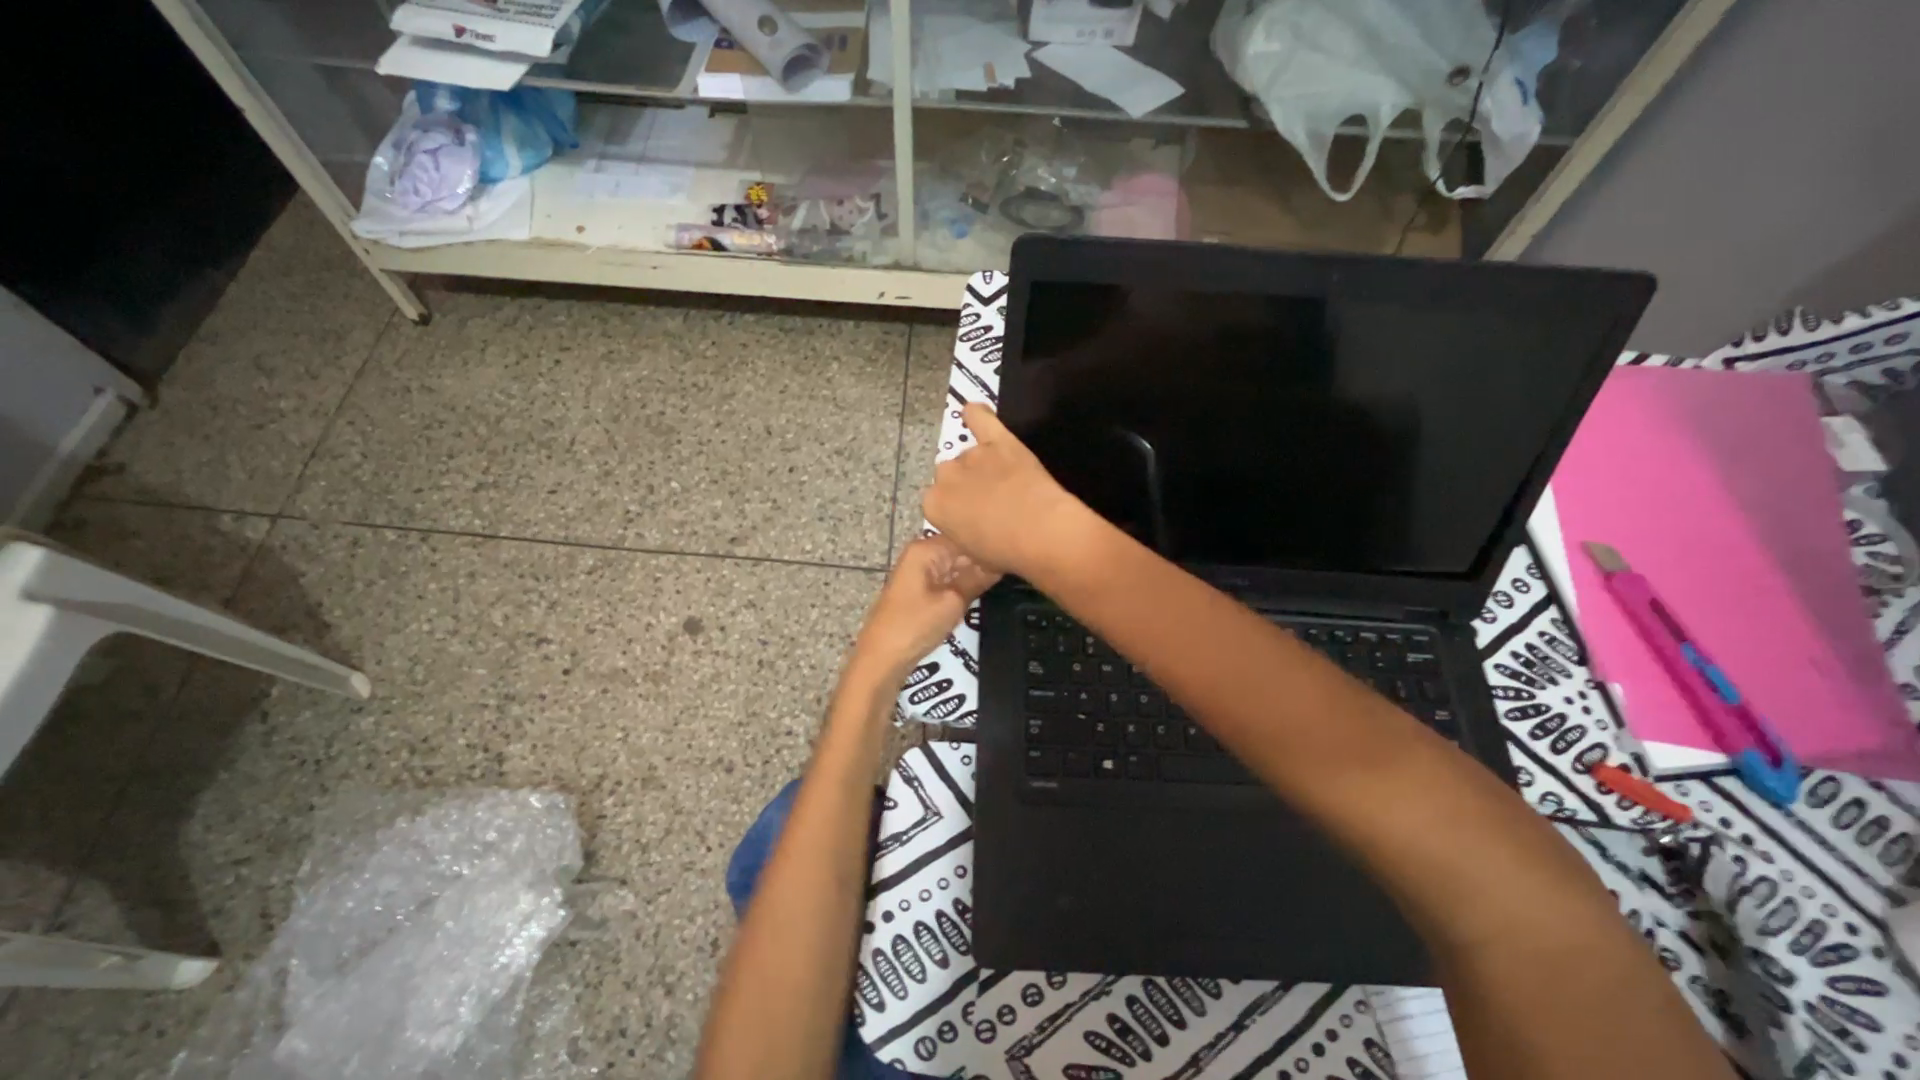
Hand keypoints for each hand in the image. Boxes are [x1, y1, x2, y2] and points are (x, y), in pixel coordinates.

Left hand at [851, 536, 1000, 680]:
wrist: (882, 658)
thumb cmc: (915, 626)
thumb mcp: (953, 601)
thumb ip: (978, 578)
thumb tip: (1002, 561)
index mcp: (926, 548)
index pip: (967, 535)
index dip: (991, 545)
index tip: (1015, 554)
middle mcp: (921, 553)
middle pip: (961, 548)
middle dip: (984, 559)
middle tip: (1013, 568)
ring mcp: (919, 572)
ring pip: (955, 565)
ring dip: (974, 573)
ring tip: (1003, 578)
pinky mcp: (919, 589)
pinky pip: (947, 579)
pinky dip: (962, 585)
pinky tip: (980, 591)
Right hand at [921, 403, 1086, 576]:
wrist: (1041, 533)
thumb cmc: (1007, 552)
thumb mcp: (973, 552)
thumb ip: (961, 531)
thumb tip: (969, 525)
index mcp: (933, 505)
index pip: (936, 501)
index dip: (957, 510)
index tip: (973, 519)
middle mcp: (946, 475)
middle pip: (950, 474)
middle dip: (966, 486)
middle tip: (990, 503)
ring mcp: (972, 454)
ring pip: (969, 454)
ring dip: (982, 465)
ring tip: (1007, 483)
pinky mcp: (999, 440)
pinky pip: (981, 418)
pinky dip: (976, 414)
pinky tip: (973, 410)